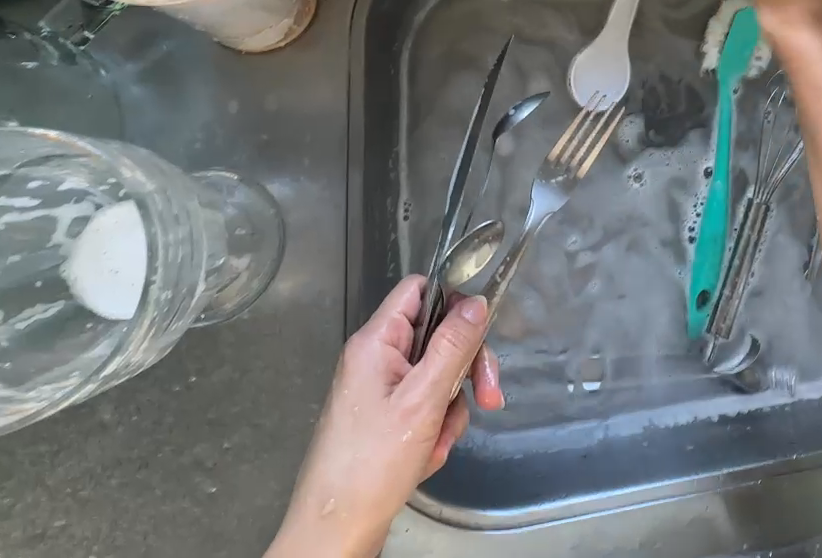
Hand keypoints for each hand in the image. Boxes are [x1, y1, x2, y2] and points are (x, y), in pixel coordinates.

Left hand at [267, 276, 502, 557]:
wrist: (334, 532)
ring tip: (440, 441)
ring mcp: (379, 389)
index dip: (453, 301)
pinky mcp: (384, 418)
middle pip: (437, 336)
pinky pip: (425, 405)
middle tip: (488, 396)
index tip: (480, 330)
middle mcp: (376, 358)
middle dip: (465, 367)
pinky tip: (428, 455)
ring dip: (450, 407)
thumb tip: (476, 301)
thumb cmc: (373, 462)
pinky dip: (435, 428)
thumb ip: (452, 346)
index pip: (419, 290)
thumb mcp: (423, 399)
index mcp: (377, 341)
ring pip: (437, 374)